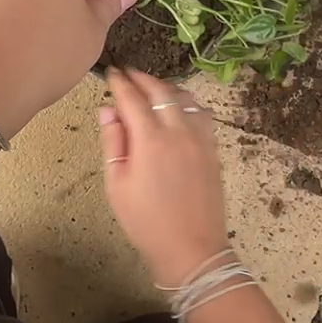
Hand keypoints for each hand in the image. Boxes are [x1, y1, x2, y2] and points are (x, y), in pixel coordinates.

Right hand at [99, 68, 229, 287]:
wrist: (192, 249)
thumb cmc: (145, 221)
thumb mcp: (117, 184)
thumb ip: (113, 141)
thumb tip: (108, 110)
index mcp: (150, 139)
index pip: (132, 98)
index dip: (120, 83)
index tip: (111, 73)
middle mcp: (178, 131)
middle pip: (160, 91)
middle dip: (142, 79)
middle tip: (128, 75)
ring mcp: (200, 138)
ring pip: (185, 98)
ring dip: (166, 87)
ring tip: (151, 88)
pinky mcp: (213, 149)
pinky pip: (201, 113)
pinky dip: (185, 102)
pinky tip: (177, 108)